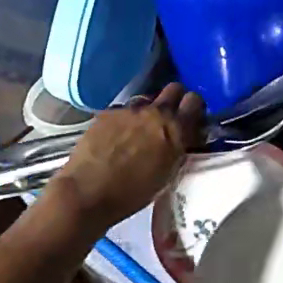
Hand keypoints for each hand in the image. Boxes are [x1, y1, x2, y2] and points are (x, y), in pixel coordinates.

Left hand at [49, 84, 202, 231]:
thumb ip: (177, 147)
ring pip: (147, 99)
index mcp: (176, 130)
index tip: (189, 116)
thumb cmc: (132, 194)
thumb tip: (182, 137)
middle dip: (174, 98)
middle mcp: (157, 113)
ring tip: (138, 128)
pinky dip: (123, 119)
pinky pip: (123, 109)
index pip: (195, 101)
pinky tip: (115, 135)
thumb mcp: (167, 172)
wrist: (87, 194)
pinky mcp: (108, 112)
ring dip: (147, 109)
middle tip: (167, 117)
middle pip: (174, 88)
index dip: (193, 107)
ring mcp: (131, 110)